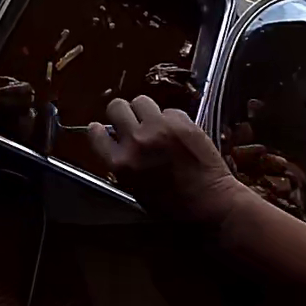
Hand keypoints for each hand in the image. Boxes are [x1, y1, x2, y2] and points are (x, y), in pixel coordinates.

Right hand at [87, 95, 248, 228]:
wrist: (210, 203)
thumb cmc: (171, 205)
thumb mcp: (134, 188)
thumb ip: (121, 163)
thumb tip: (115, 141)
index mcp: (121, 163)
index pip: (95, 133)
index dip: (98, 130)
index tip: (102, 129)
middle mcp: (136, 141)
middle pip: (116, 107)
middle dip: (122, 113)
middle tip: (131, 121)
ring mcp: (160, 128)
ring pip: (141, 100)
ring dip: (145, 111)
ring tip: (154, 124)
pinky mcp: (182, 122)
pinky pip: (168, 110)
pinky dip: (170, 119)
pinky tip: (177, 133)